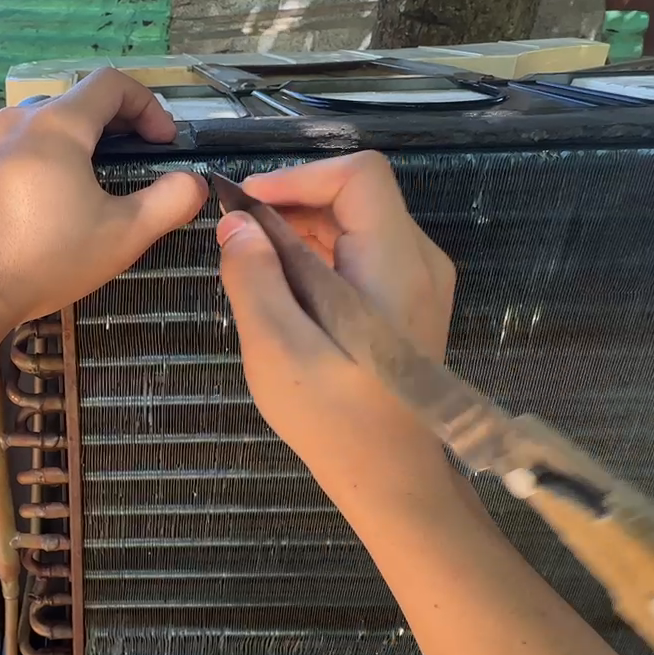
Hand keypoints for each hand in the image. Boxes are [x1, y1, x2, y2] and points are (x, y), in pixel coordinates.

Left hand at [0, 69, 207, 326]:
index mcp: (55, 126)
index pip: (111, 84)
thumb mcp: (121, 236)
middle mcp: (11, 123)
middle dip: (108, 126)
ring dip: (66, 147)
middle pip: (70, 104)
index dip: (148, 106)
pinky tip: (31, 211)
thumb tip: (194, 183)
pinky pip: (1, 157)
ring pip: (32, 130)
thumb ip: (169, 202)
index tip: (162, 143)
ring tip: (79, 189)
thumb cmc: (43, 261)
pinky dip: (28, 167)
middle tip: (127, 164)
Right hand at [216, 151, 455, 488]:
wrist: (391, 477)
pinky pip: (360, 251)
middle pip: (355, 196)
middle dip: (290, 203)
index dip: (297, 177)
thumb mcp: (278, 349)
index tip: (246, 205)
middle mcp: (417, 261)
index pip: (358, 176)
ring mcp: (417, 280)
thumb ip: (254, 280)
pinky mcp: (407, 300)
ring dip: (300, 229)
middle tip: (237, 235)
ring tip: (252, 261)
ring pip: (355, 222)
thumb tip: (236, 224)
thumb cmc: (334, 420)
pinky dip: (317, 253)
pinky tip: (283, 285)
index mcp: (394, 265)